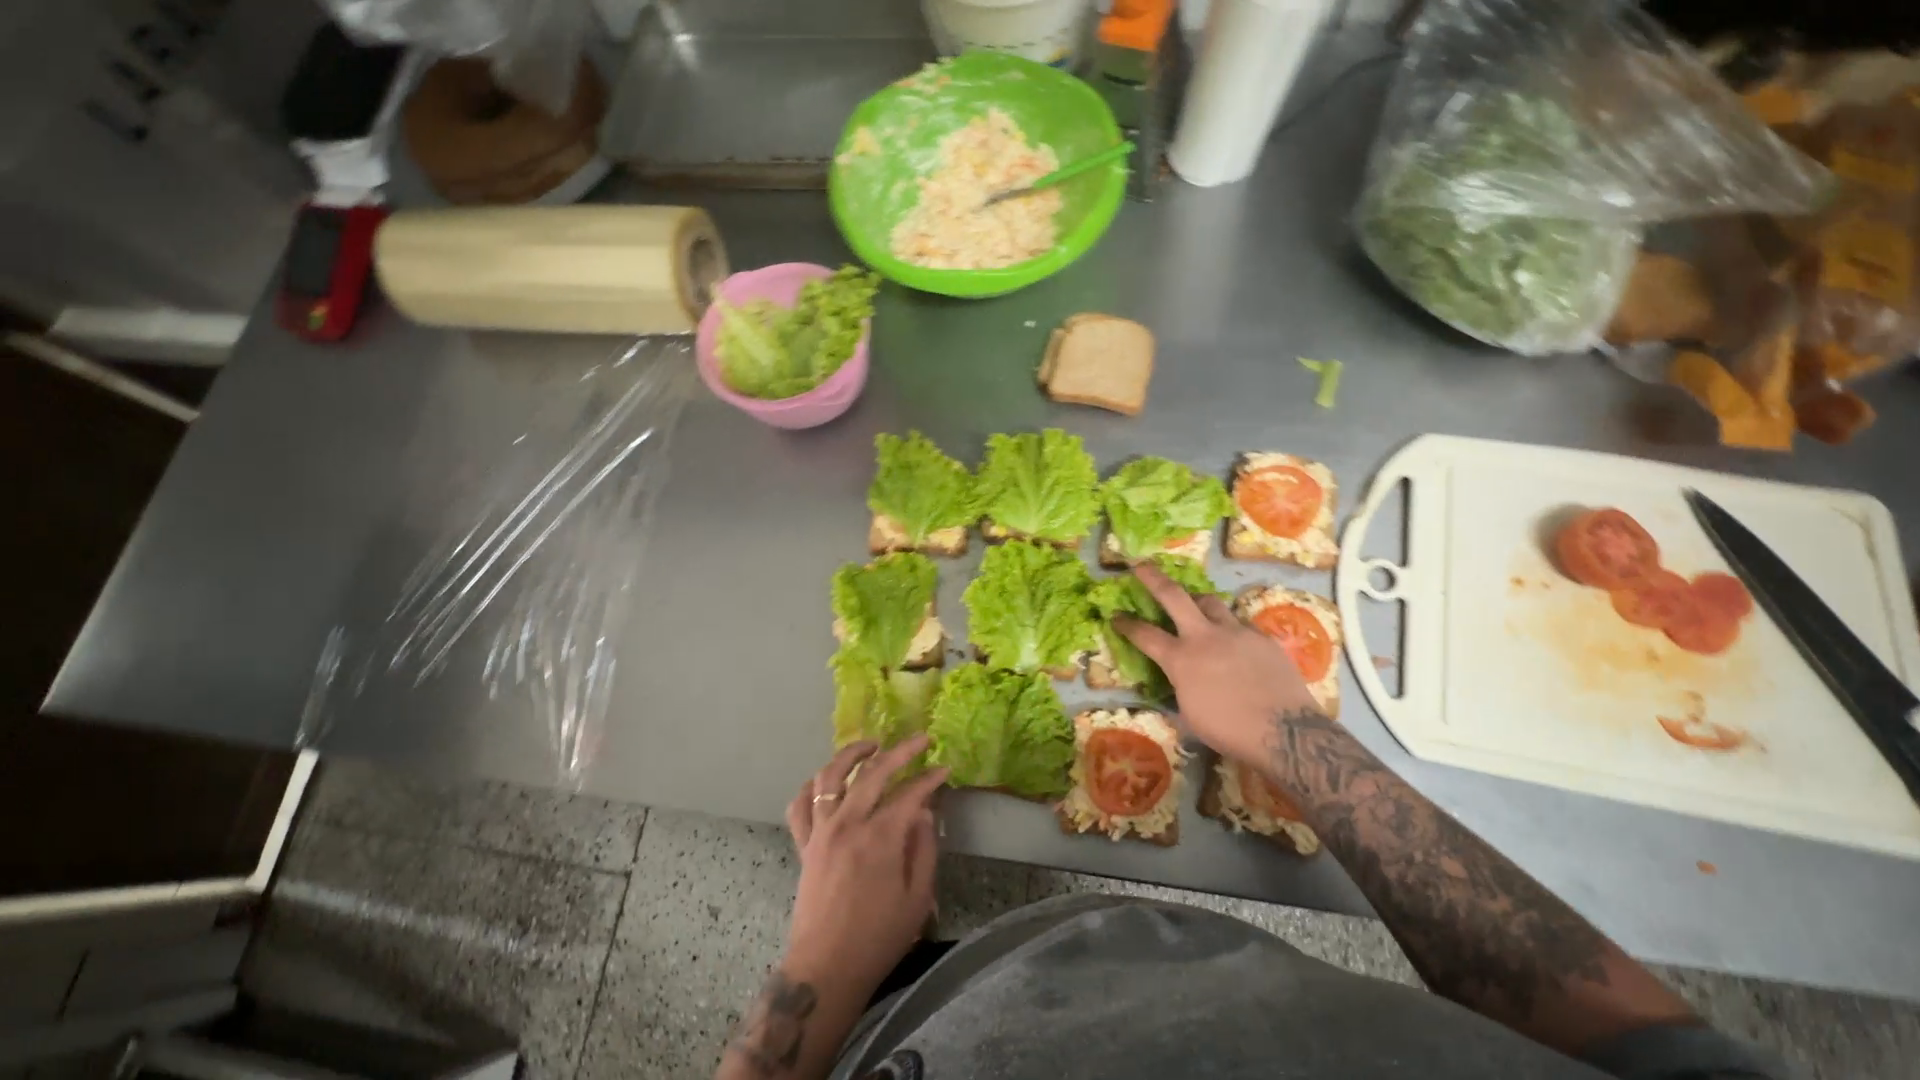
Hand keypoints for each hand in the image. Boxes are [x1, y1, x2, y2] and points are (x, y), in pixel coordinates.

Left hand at [782, 736, 946, 994]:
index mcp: (880, 838)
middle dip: (899, 751)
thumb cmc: (879, 937)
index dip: (930, 778)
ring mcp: (820, 832)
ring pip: (829, 776)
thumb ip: (923, 849)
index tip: (944, 769)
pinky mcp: (803, 845)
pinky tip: (827, 780)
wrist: (827, 967)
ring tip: (871, 746)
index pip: (910, 794)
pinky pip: (800, 804)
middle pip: (873, 773)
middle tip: (919, 739)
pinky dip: (812, 786)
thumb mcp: (917, 897)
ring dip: (850, 754)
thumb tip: (924, 812)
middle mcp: (847, 825)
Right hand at [1114, 563, 1321, 769]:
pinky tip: (1233, 644)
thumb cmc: (1229, 731)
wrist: (1284, 731)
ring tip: (1195, 607)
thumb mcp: (1190, 715)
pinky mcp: (1262, 637)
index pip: (1145, 635)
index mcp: (1180, 660)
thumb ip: (1179, 688)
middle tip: (1141, 567)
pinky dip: (1229, 629)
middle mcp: (1205, 637)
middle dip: (1153, 578)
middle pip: (1174, 596)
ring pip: (1211, 602)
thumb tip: (1177, 681)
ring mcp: (1237, 632)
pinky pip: (1239, 624)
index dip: (1126, 624)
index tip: (1116, 616)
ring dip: (1197, 602)